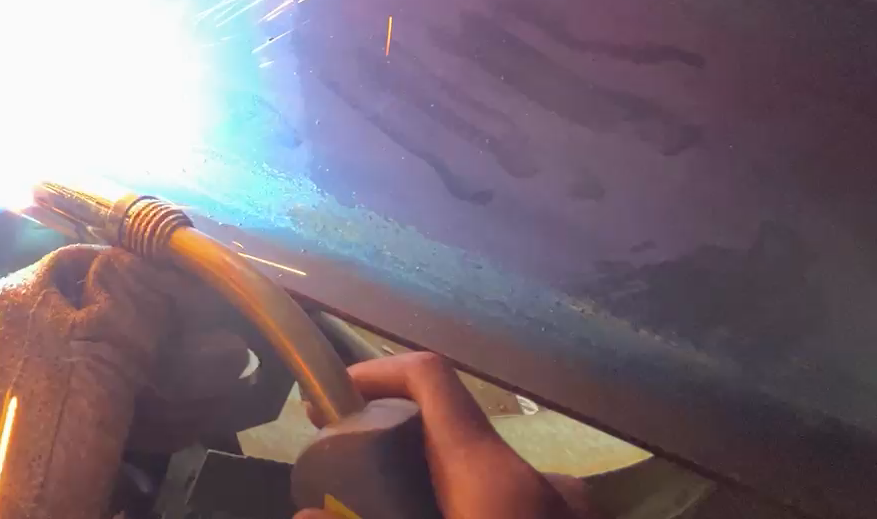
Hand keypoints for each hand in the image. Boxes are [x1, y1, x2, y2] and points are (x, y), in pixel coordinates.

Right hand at [298, 352, 599, 518]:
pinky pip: (517, 508)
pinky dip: (478, 513)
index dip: (378, 371)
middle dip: (398, 447)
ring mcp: (572, 511)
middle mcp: (540, 481)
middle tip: (360, 481)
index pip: (431, 377)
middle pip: (451, 431)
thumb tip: (304, 514)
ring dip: (438, 489)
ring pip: (484, 477)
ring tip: (406, 514)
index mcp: (493, 476)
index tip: (336, 398)